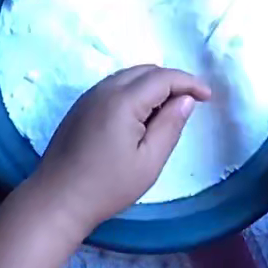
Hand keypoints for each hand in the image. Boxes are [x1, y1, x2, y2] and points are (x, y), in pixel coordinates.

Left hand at [24, 66, 210, 234]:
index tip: (209, 97)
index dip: (189, 82)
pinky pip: (113, 86)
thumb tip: (186, 99)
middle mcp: (103, 89)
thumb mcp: (149, 161)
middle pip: (144, 71)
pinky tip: (142, 114)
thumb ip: (170, 125)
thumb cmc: (108, 185)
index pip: (161, 77)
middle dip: (171, 80)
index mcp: (122, 100)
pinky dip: (133, 91)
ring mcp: (88, 95)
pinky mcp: (80, 105)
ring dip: (151, 85)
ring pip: (127, 76)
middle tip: (192, 103)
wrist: (58, 196)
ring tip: (170, 110)